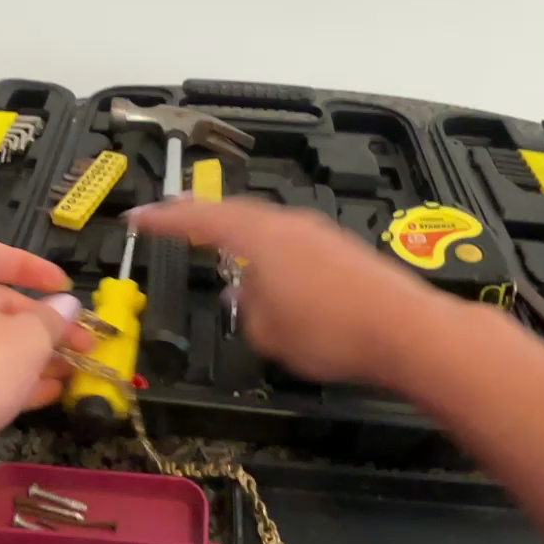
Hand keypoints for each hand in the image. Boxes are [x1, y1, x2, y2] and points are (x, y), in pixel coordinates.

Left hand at [0, 237, 93, 467]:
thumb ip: (52, 319)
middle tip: (85, 344)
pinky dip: (11, 381)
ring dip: (34, 356)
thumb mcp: (25, 340)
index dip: (32, 266)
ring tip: (75, 374)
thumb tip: (66, 303)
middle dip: (44, 322)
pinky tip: (46, 398)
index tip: (65, 287)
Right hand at [130, 197, 448, 385]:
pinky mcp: (340, 248)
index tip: (139, 216)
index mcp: (259, 237)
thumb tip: (244, 295)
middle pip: (234, 211)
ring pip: (264, 224)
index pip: (200, 220)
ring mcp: (318, 232)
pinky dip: (268, 248)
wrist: (405, 330)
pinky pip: (289, 238)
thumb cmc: (331, 332)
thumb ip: (247, 308)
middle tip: (175, 217)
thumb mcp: (269, 332)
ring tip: (219, 245)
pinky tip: (269, 269)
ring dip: (237, 233)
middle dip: (201, 215)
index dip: (165, 219)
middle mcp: (288, 224)